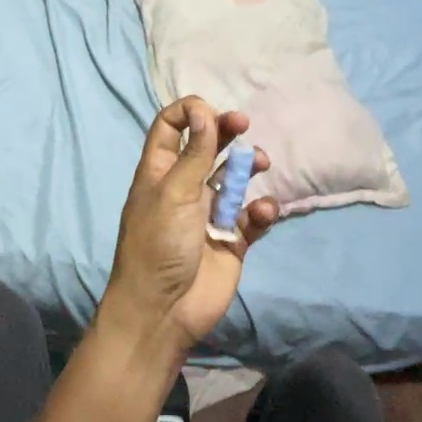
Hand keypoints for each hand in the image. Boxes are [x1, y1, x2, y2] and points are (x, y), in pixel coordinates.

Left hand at [102, 97, 279, 353]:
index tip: (211, 110)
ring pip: (234, 179)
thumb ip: (194, 153)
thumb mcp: (174, 192)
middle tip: (244, 123)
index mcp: (159, 170)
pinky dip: (260, 209)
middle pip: (207, 147)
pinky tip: (262, 211)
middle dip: (226, 132)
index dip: (189, 112)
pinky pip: (252, 215)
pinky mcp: (231, 239)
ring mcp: (209, 212)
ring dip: (248, 167)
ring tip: (262, 163)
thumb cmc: (158, 244)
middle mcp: (184, 186)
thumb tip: (204, 110)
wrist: (163, 311)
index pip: (170, 127)